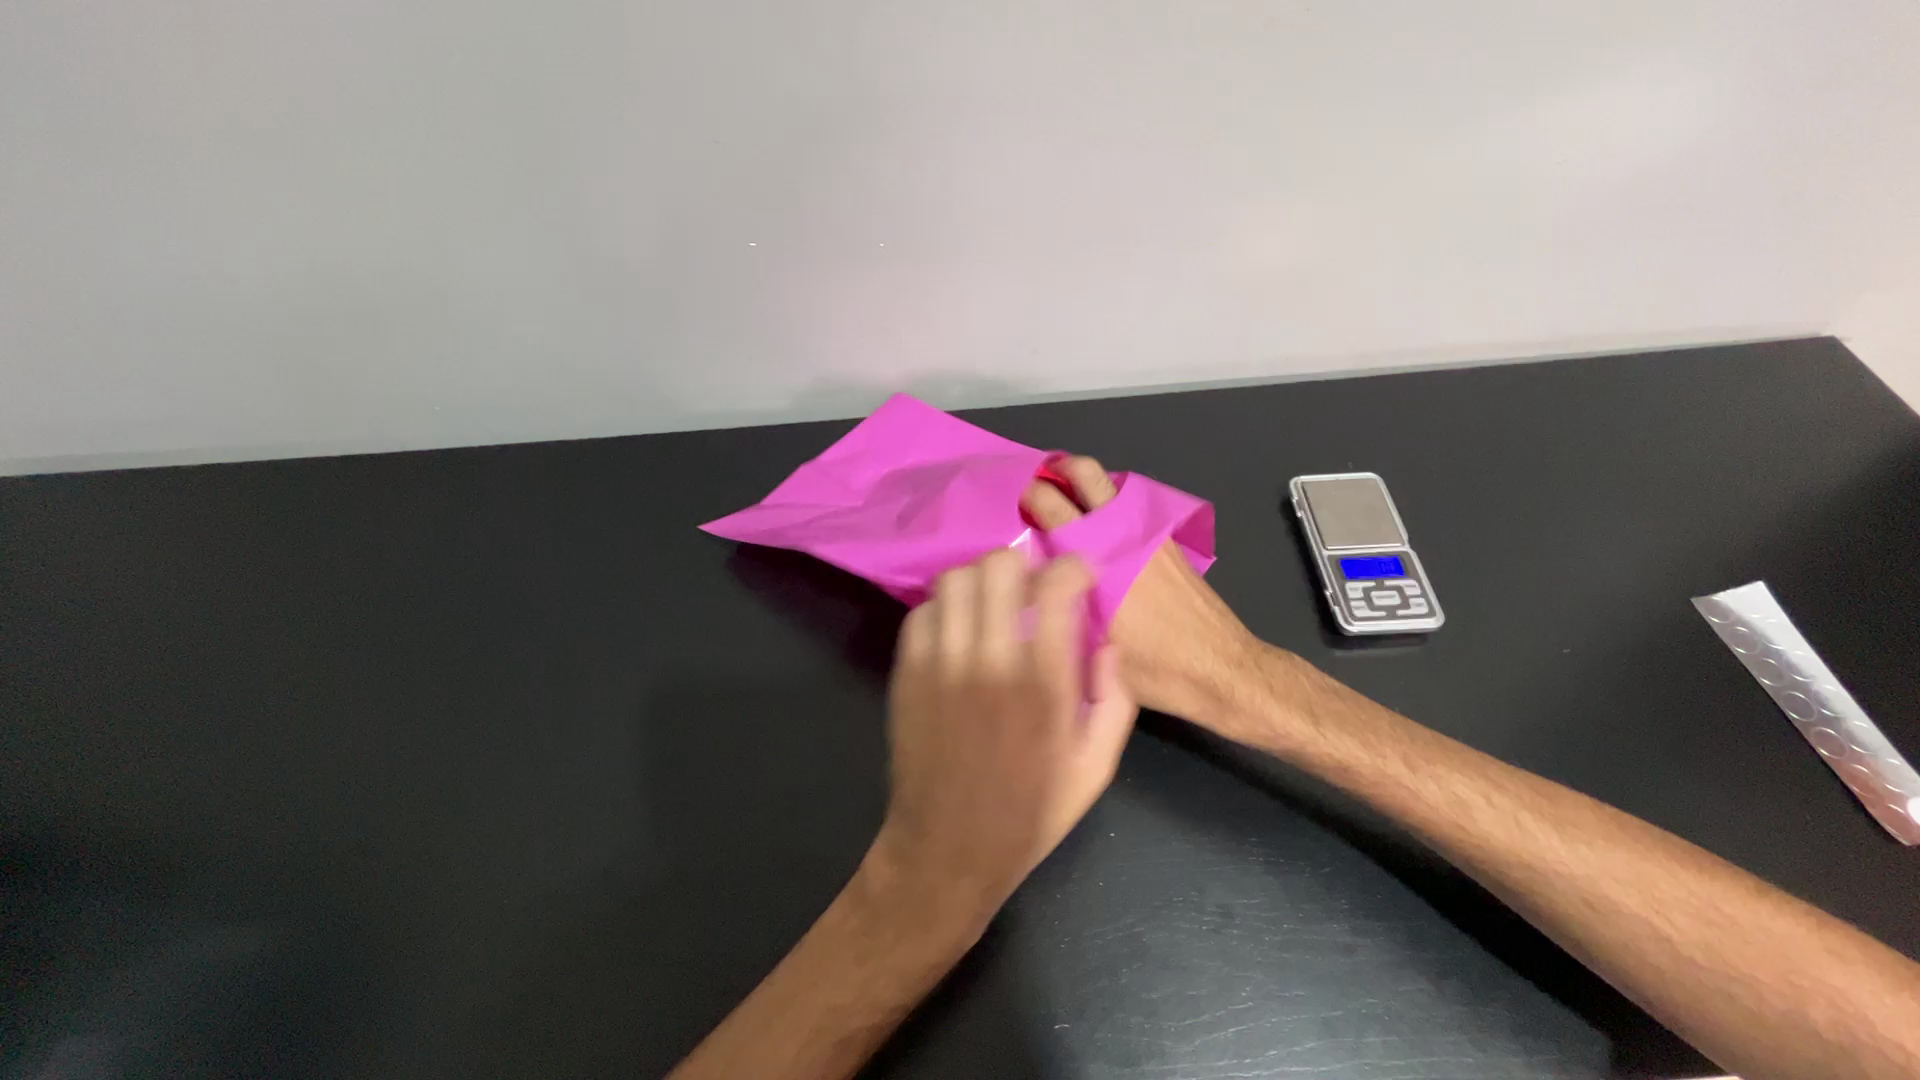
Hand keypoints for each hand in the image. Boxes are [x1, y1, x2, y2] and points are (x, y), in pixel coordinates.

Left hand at [869, 550, 1136, 929]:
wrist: (948, 848)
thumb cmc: (1030, 812)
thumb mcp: (1095, 768)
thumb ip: (1115, 699)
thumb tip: (1108, 644)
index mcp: (1044, 681)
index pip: (1056, 585)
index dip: (1073, 568)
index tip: (1079, 580)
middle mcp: (990, 659)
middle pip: (999, 566)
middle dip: (1025, 565)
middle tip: (1033, 590)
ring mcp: (940, 663)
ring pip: (955, 580)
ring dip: (981, 582)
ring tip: (994, 605)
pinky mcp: (907, 674)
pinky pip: (922, 613)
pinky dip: (944, 609)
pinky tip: (959, 632)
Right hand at [1021, 456, 1262, 724]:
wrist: (1218, 670)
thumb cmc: (1150, 668)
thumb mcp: (1087, 648)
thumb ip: (1055, 607)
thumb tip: (1026, 584)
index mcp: (1096, 554)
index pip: (1051, 505)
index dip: (1025, 496)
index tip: (1008, 502)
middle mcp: (1122, 531)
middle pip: (1086, 474)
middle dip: (1056, 471)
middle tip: (1034, 484)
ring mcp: (1149, 533)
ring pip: (1110, 487)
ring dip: (1083, 486)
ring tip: (1061, 504)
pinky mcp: (1167, 544)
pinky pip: (1128, 511)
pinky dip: (1106, 510)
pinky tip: (1094, 538)